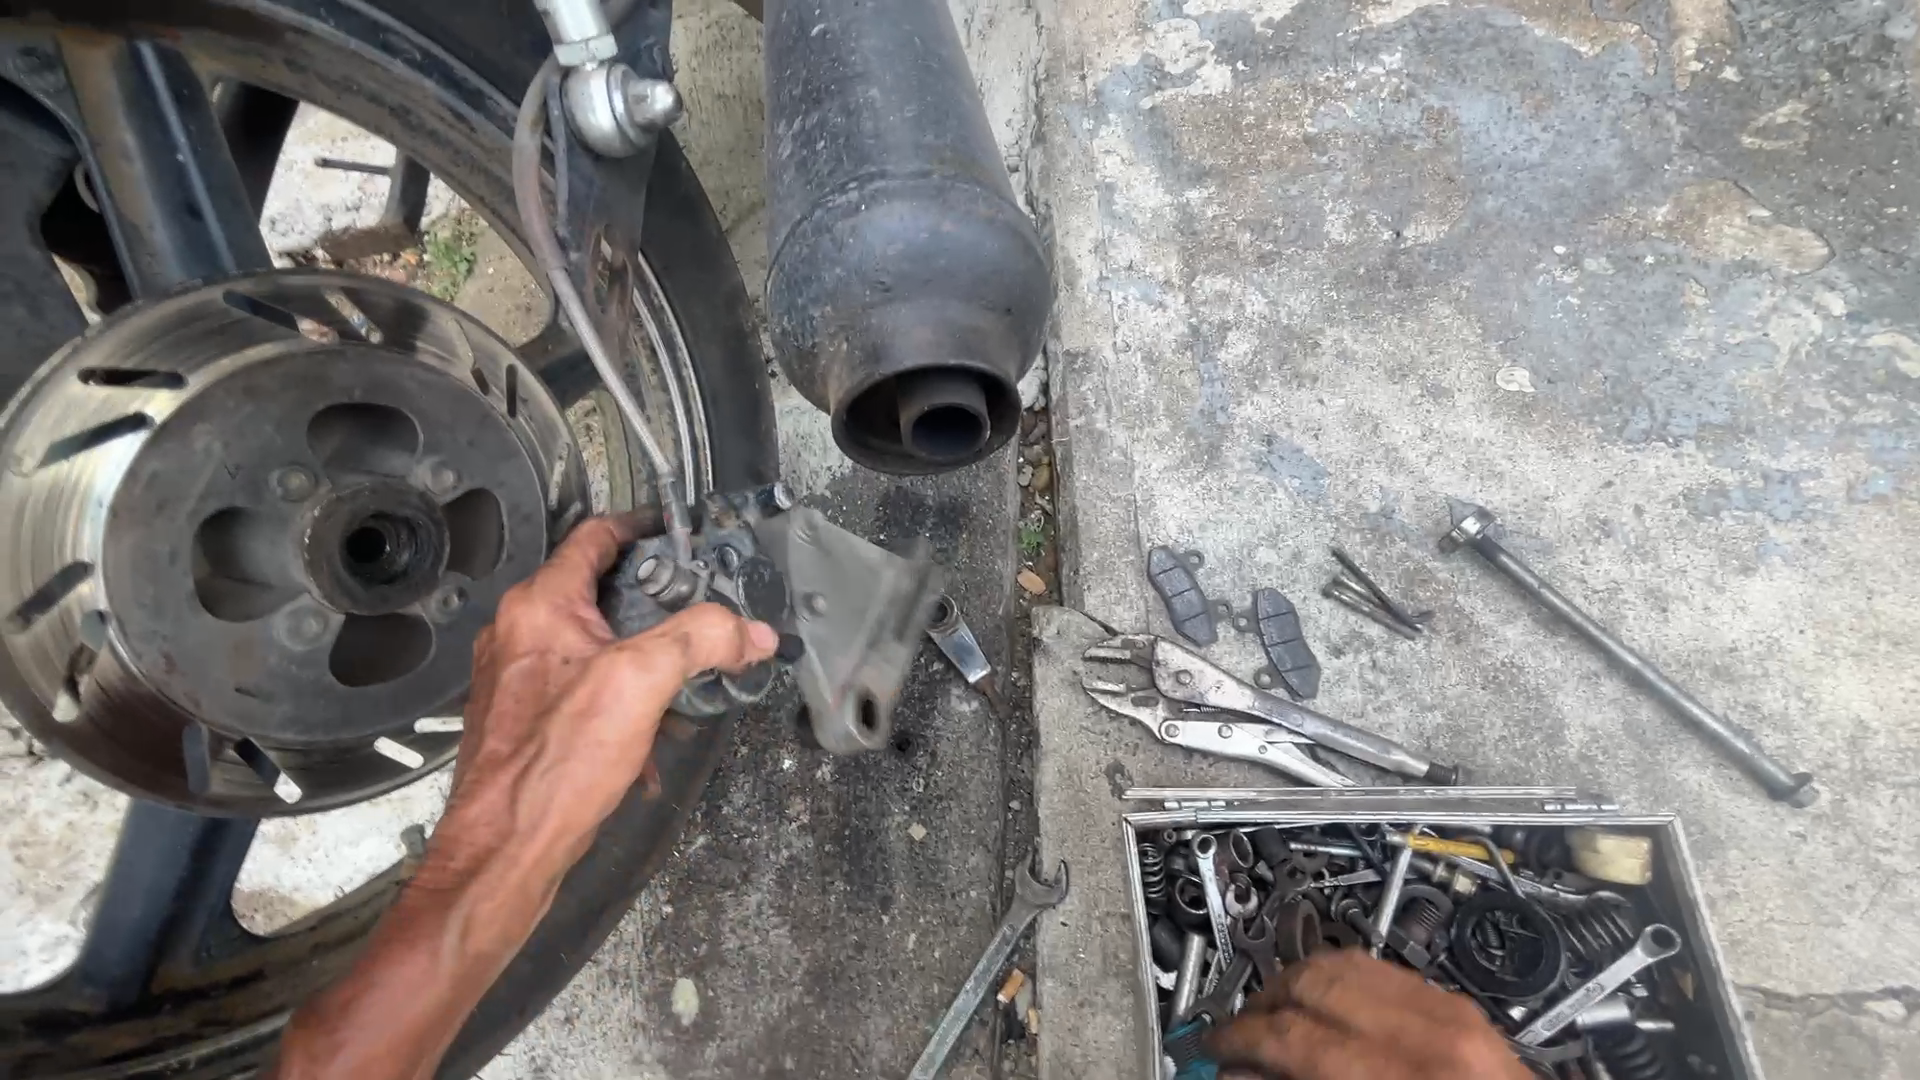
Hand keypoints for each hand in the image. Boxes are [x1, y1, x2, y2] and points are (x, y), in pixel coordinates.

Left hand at [428, 513, 779, 883]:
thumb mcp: (642, 682)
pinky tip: (656, 724)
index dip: (643, 526)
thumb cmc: (556, 761)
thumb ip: (702, 639)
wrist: (506, 850)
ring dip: (647, 649)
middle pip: (603, 588)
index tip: (681, 532)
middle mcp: (523, 632)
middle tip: (704, 605)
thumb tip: (755, 632)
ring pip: (600, 638)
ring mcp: (521, 675)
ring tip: (689, 668)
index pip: (595, 536)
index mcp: (541, 606)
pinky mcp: (530, 713)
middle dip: (659, 597)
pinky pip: (590, 682)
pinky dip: (627, 690)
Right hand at [1207, 949, 1529, 1079]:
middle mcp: (1433, 1035)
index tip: (1214, 1051)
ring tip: (1273, 1017)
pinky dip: (1332, 980)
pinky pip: (1374, 969)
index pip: (1295, 1038)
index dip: (1241, 1041)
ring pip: (1337, 963)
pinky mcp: (1457, 1006)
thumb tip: (1240, 1073)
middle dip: (1261, 1007)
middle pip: (1310, 985)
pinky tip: (1319, 1008)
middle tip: (1239, 1036)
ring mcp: (1450, 1012)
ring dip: (1292, 985)